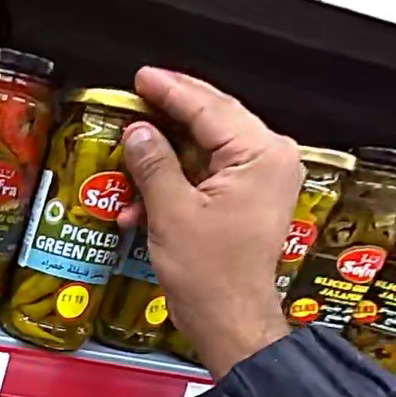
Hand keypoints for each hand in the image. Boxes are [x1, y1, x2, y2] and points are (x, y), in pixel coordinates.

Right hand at [121, 67, 299, 377]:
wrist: (228, 318)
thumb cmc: (210, 274)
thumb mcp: (172, 213)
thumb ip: (154, 165)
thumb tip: (138, 132)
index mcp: (260, 155)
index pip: (210, 108)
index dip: (171, 91)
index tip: (144, 77)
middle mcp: (268, 162)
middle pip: (211, 123)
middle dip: (167, 118)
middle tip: (137, 99)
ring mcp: (258, 183)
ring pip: (203, 153)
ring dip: (162, 163)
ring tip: (128, 165)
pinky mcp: (244, 203)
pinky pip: (204, 179)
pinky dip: (172, 188)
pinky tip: (141, 207)